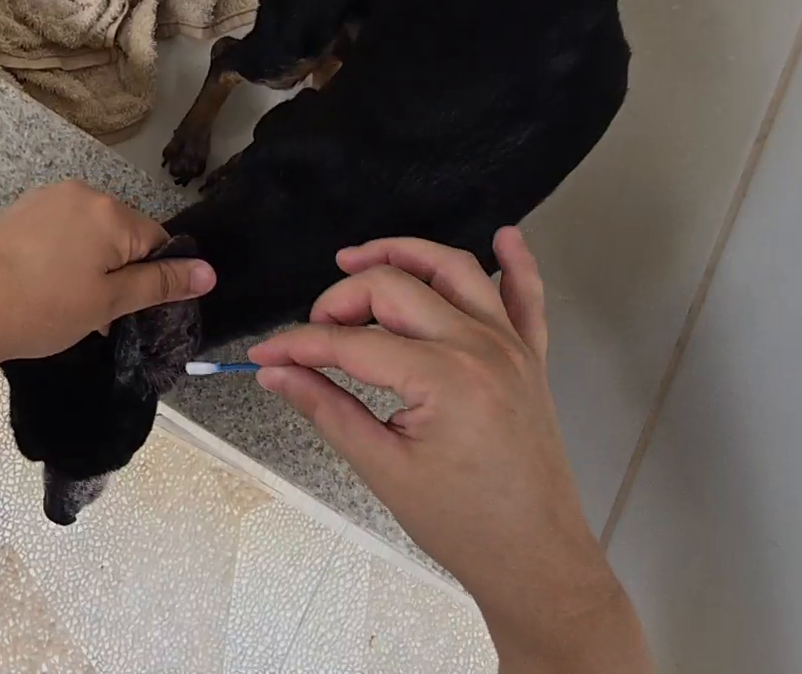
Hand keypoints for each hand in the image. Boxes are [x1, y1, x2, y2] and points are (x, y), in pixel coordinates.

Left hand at [0, 181, 214, 363]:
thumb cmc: (42, 308)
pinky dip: (63, 257)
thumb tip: (208, 272)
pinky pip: (58, 231)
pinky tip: (44, 289)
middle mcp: (80, 193)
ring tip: (68, 307)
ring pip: (88, 234)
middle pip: (121, 234)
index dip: (154, 278)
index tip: (132, 311)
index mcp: (110, 212)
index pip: (158, 240)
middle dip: (119, 272)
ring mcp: (45, 198)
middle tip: (99, 316)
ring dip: (91, 266)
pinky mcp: (19, 211)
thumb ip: (159, 283)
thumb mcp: (108, 302)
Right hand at [249, 230, 649, 672]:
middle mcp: (479, 347)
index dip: (297, 343)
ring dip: (403, 252)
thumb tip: (270, 370)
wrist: (540, 565)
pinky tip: (505, 236)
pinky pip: (528, 298)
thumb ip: (322, 407)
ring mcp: (511, 347)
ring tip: (355, 258)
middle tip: (312, 332)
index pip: (350, 341)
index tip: (262, 352)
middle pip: (394, 286)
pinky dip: (518, 263)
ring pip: (454, 269)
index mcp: (442, 378)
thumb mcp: (379, 467)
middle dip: (339, 299)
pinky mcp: (531, 358)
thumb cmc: (459, 523)